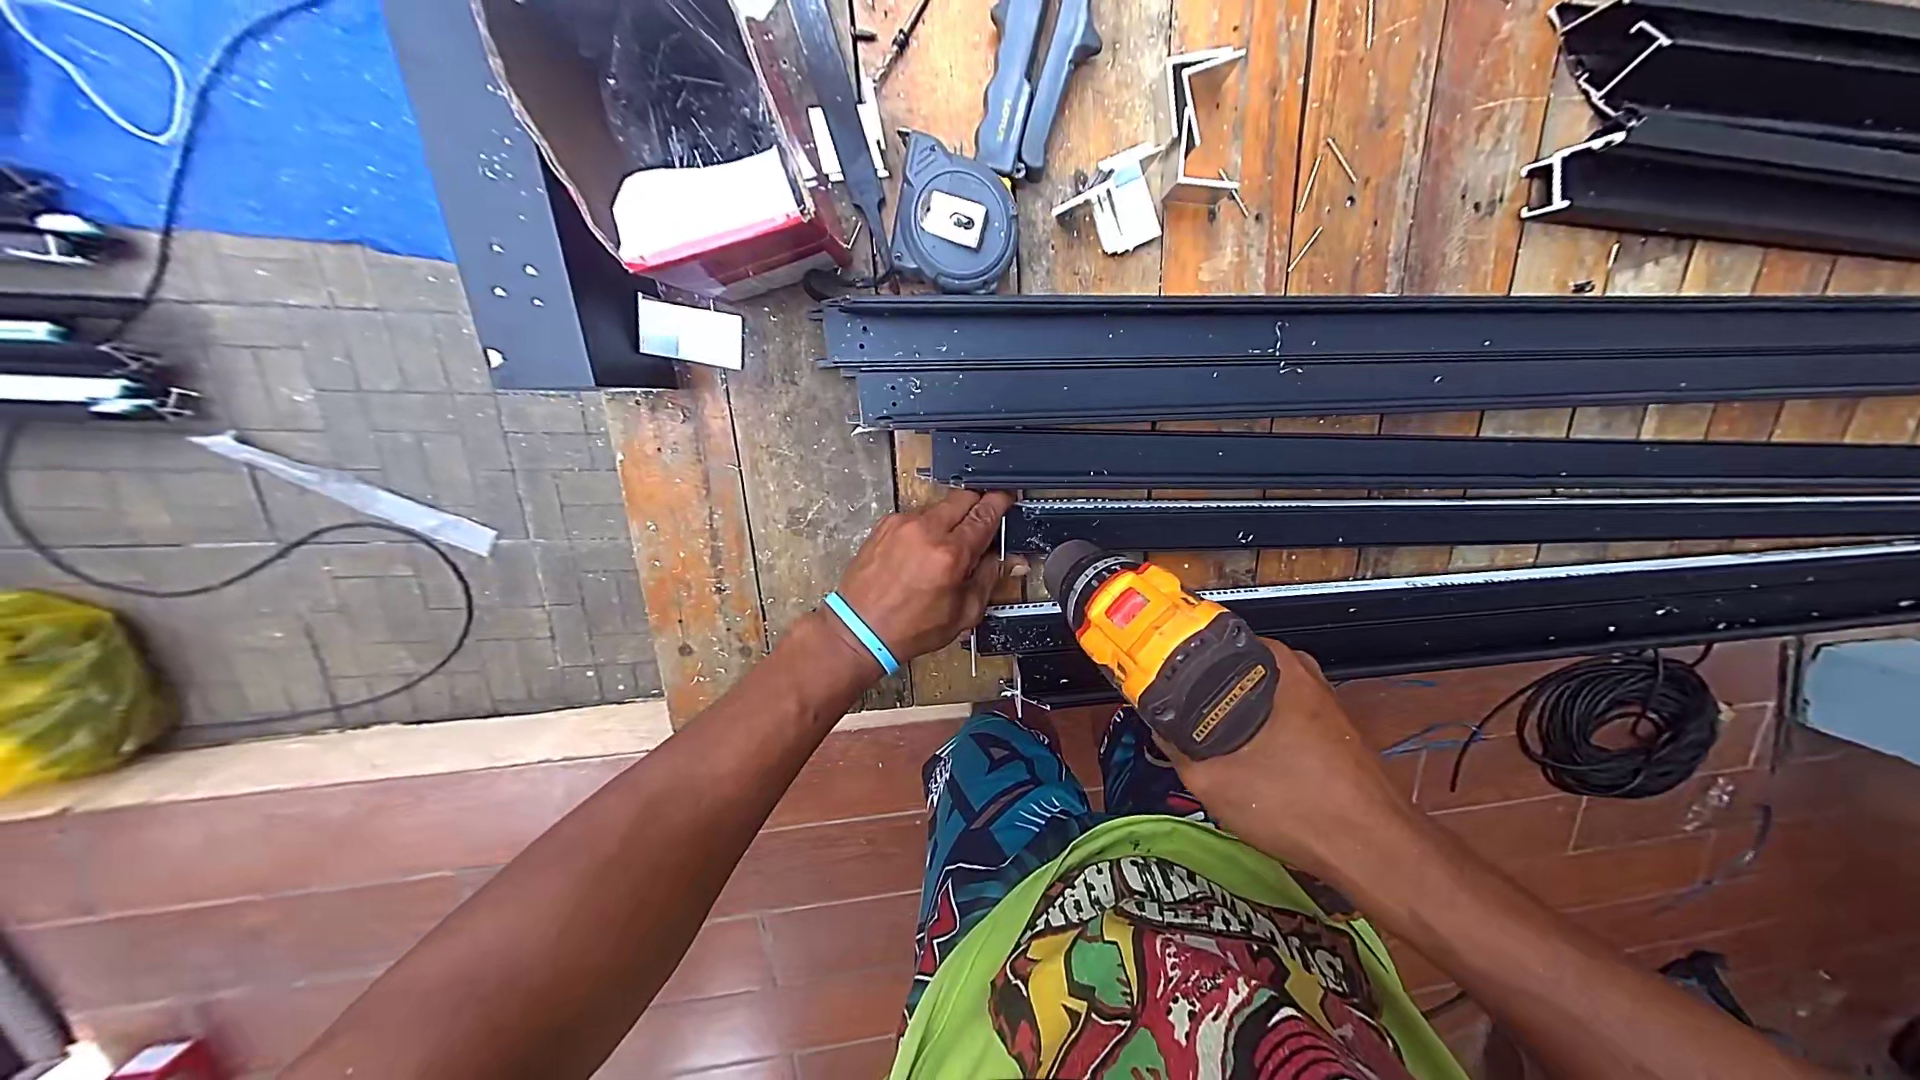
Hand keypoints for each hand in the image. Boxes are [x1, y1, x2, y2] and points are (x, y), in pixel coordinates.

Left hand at [831, 489, 1017, 664]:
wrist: (861, 629)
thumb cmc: (908, 628)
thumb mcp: (964, 613)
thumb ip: (989, 577)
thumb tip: (1007, 559)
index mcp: (951, 554)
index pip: (985, 513)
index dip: (1000, 502)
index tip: (1006, 498)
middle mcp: (926, 531)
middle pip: (964, 497)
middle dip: (977, 505)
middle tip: (982, 521)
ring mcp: (903, 524)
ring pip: (940, 506)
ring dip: (951, 519)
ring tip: (947, 547)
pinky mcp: (885, 525)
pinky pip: (917, 516)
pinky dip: (926, 527)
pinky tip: (923, 551)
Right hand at [1164, 639, 1419, 877]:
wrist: (1374, 851)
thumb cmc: (1302, 807)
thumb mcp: (1212, 779)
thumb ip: (1175, 747)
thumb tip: (1158, 727)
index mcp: (1278, 666)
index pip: (1211, 645)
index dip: (1179, 667)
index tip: (1161, 688)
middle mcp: (1304, 673)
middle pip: (1233, 672)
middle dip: (1205, 696)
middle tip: (1182, 723)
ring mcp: (1323, 701)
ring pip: (1258, 698)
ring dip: (1233, 718)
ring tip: (1210, 748)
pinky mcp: (1333, 730)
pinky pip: (1280, 719)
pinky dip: (1259, 735)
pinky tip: (1247, 767)